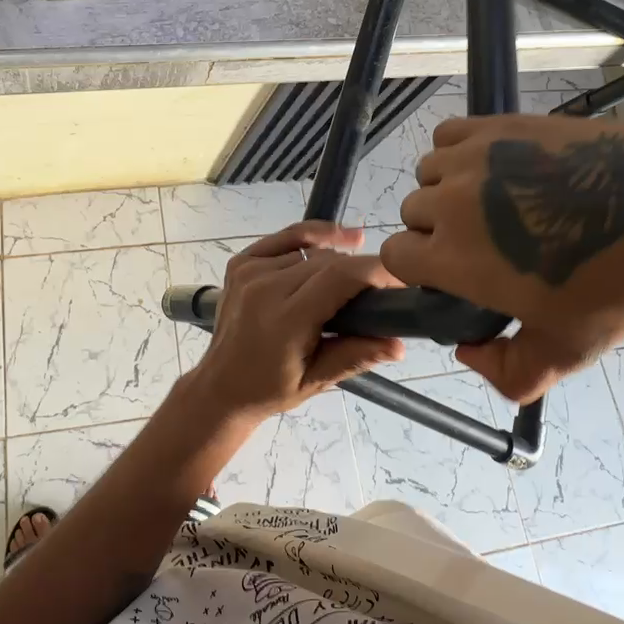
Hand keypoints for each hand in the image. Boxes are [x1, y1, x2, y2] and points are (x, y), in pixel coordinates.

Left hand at [187, 222, 404, 421]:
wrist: (221, 385)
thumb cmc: (271, 388)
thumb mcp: (316, 381)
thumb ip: (355, 356)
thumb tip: (399, 344)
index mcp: (285, 318)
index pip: (339, 278)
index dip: (374, 271)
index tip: (402, 276)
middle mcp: (265, 286)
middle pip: (328, 261)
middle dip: (361, 269)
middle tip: (385, 288)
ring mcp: (250, 270)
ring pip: (310, 251)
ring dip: (337, 261)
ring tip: (357, 280)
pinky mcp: (241, 262)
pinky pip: (286, 238)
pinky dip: (313, 235)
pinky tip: (339, 238)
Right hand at [380, 114, 623, 402]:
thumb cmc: (619, 286)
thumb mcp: (568, 349)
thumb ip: (509, 373)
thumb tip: (467, 352)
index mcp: (453, 258)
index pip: (395, 255)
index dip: (419, 267)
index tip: (451, 272)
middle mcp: (448, 203)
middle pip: (412, 211)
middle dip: (437, 228)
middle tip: (485, 241)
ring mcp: (472, 159)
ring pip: (429, 172)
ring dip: (447, 188)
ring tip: (494, 201)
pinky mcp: (497, 126)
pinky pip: (449, 135)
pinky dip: (458, 151)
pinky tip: (495, 167)